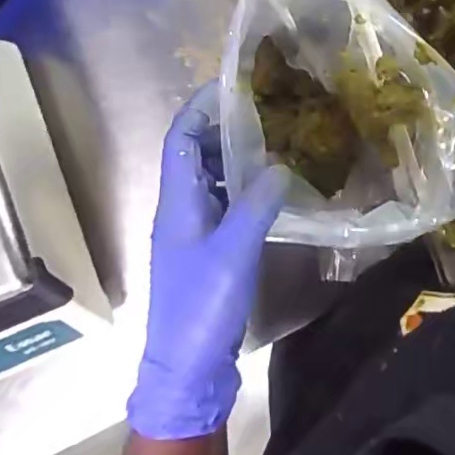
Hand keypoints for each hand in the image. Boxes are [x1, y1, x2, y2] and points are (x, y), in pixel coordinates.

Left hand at [128, 84, 290, 439]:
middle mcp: (181, 210)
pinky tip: (274, 189)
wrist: (187, 368)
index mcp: (177, 203)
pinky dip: (245, 188)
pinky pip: (225, 204)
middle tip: (269, 113)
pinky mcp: (210, 251)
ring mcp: (194, 232)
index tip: (234, 87)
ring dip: (237, 158)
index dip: (200, 109)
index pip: (180, 140)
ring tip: (276, 142)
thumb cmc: (202, 307)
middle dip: (225, 128)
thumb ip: (255, 206)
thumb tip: (278, 165)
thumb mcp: (232, 252)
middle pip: (195, 154)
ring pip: (212, 179)